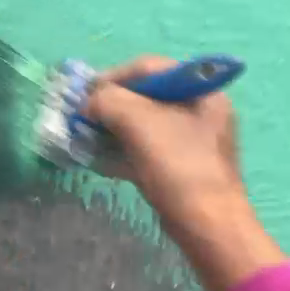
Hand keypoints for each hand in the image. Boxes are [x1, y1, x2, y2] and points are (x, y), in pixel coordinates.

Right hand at [85, 56, 285, 290]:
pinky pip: (147, 147)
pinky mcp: (182, 166)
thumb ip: (108, 100)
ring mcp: (192, 140)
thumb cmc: (177, 165)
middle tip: (84, 117)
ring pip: (144, 123)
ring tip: (87, 138)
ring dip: (112, 128)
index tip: (85, 95)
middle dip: (110, 105)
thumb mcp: (138, 121)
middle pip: (146, 95)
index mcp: (201, 89)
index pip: (150, 68)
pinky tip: (101, 160)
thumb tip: (89, 102)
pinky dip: (122, 149)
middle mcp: (200, 109)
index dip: (113, 77)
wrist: (205, 222)